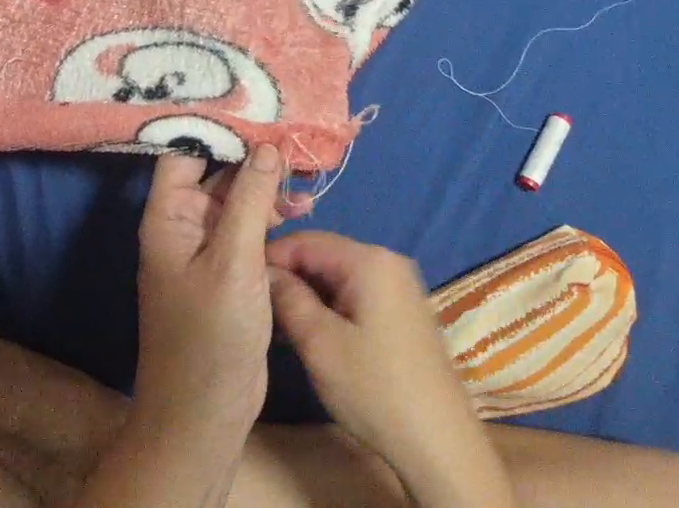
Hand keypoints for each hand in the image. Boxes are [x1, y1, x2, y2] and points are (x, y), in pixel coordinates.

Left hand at [131, 145, 287, 454]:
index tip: (261, 110)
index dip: (219, 130)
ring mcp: (206, 248)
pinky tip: (301, 212)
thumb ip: (249, 200)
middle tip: (299, 148)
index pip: (186, 151)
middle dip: (255, 157)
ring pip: (238, 198)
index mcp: (169, 216)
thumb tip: (266, 146)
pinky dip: (272, 216)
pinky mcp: (228, 270)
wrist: (203, 414)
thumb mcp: (234, 262)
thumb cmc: (210, 335)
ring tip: (307, 190)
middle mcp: (184, 224)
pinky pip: (248, 227)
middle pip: (217, 171)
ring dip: (269, 189)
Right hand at [266, 232, 513, 507]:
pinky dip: (328, 309)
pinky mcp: (401, 311)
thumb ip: (288, 298)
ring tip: (273, 326)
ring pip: (337, 278)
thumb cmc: (375, 387)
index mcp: (370, 260)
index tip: (240, 283)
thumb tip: (263, 272)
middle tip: (255, 309)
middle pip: (323, 256)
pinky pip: (355, 295)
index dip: (271, 257)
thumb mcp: (320, 343)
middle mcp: (387, 262)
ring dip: (306, 297)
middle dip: (288, 278)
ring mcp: (398, 287)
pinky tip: (306, 335)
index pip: (306, 240)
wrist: (438, 439)